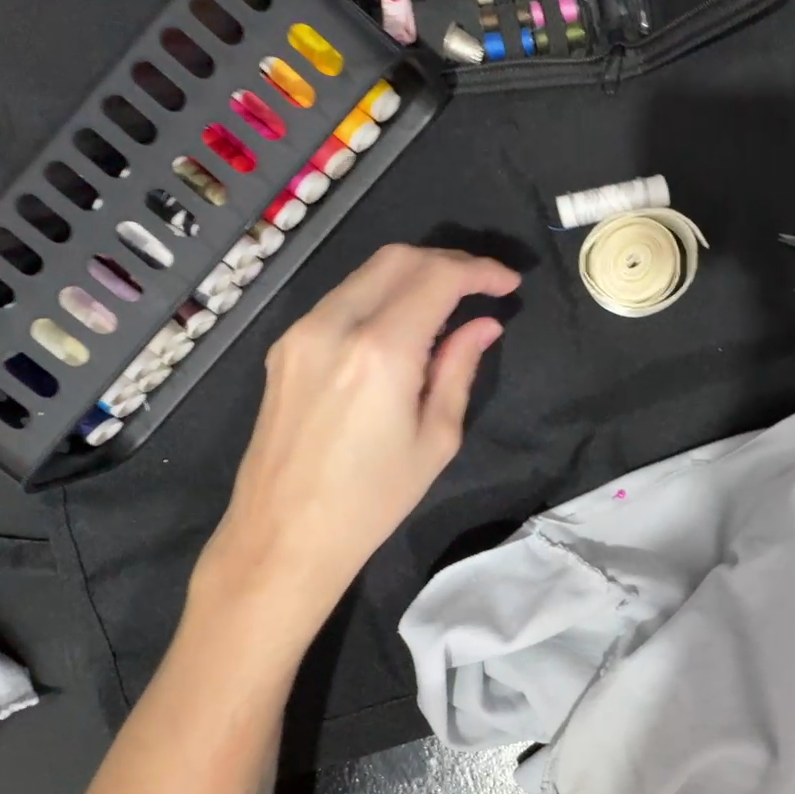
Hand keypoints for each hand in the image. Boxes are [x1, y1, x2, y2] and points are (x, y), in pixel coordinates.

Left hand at [188, 244, 519, 649]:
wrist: (285, 535)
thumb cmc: (374, 499)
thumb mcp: (436, 437)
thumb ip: (459, 368)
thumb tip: (483, 326)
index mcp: (381, 351)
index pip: (437, 278)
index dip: (480, 271)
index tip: (509, 283)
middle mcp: (334, 325)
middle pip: (398, 258)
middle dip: (449, 261)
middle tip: (484, 284)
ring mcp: (301, 332)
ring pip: (367, 273)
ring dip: (414, 274)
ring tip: (451, 300)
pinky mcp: (285, 347)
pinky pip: (342, 298)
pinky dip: (382, 294)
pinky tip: (405, 322)